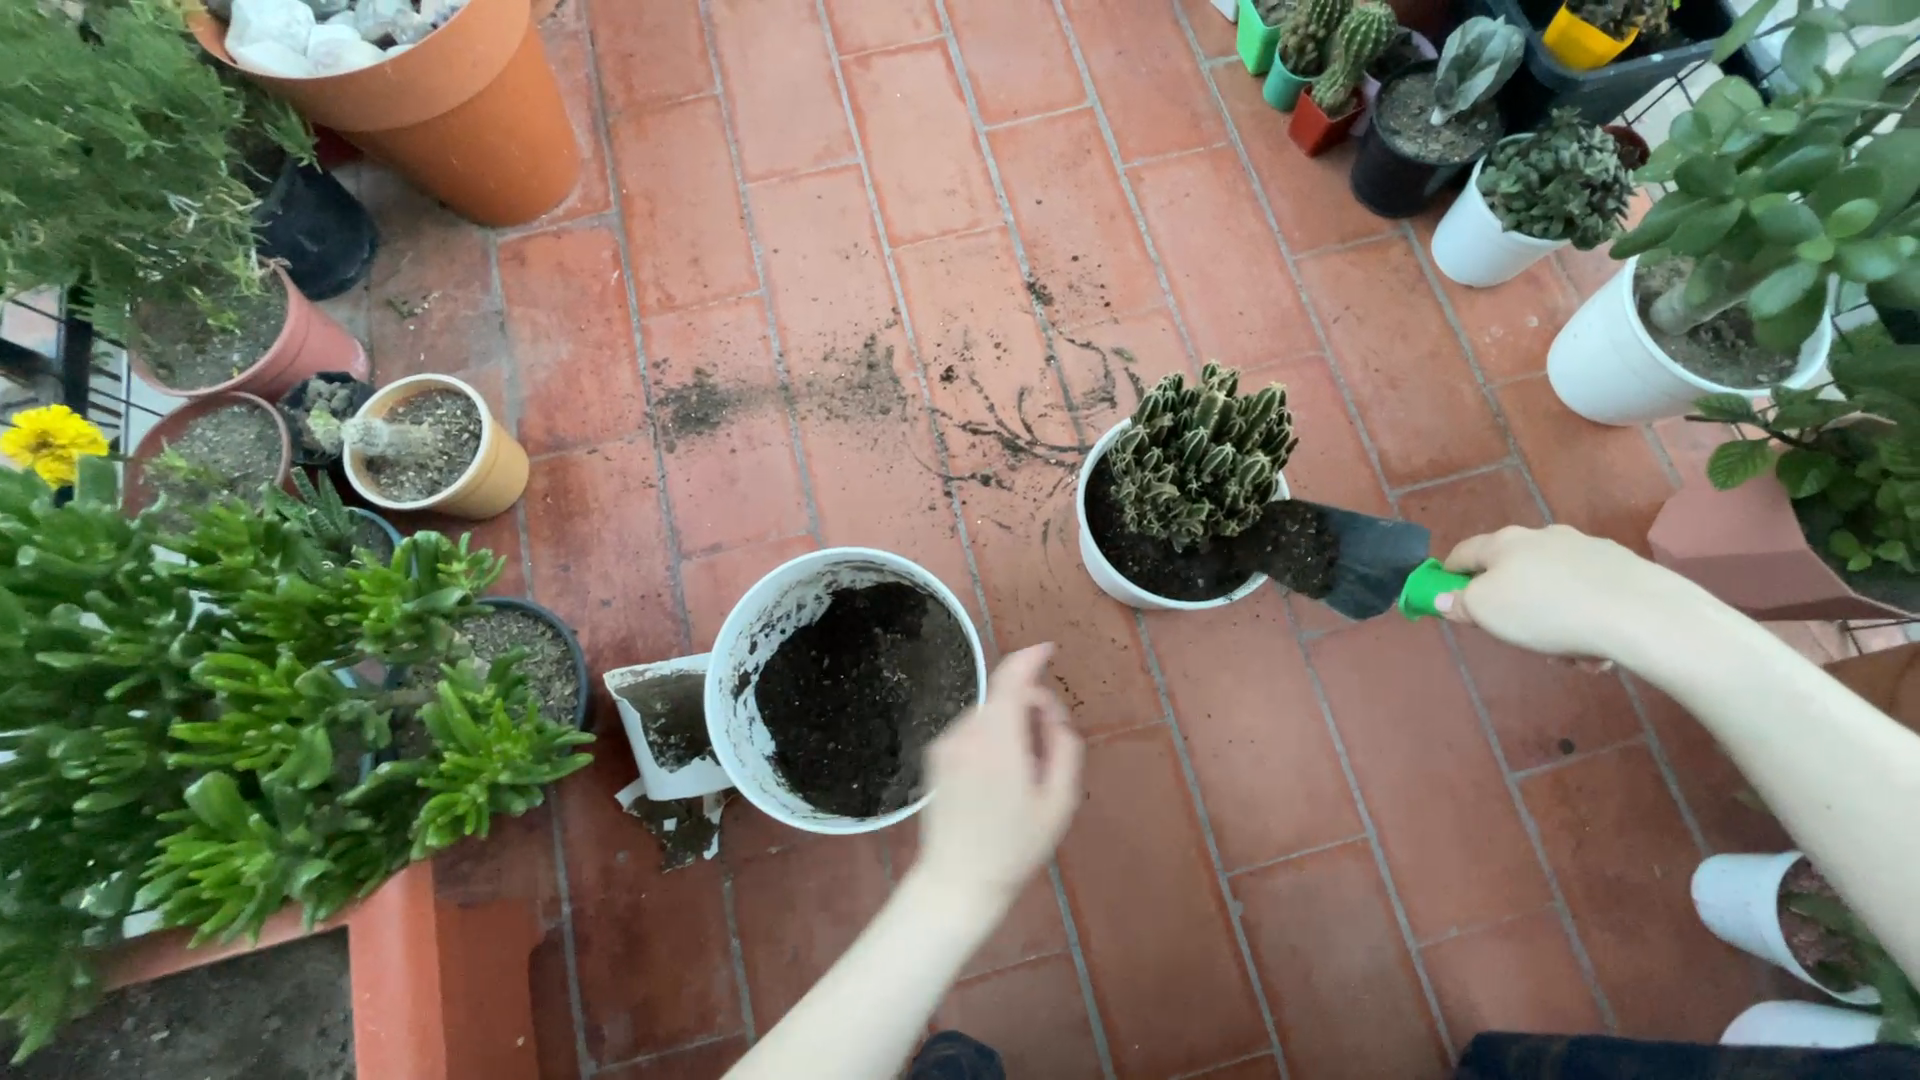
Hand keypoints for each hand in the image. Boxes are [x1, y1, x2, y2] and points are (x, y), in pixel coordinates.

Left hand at [913, 644, 1083, 910]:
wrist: (959, 880)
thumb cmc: (1016, 847)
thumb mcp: (1059, 801)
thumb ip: (1063, 744)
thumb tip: (1049, 712)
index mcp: (998, 743)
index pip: (1011, 681)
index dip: (1030, 658)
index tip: (1047, 651)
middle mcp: (966, 734)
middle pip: (1003, 699)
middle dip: (1030, 711)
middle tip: (1046, 755)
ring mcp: (945, 744)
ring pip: (988, 715)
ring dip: (1009, 728)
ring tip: (1019, 778)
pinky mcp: (934, 755)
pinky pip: (971, 731)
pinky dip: (989, 739)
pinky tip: (994, 780)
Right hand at [1437, 524, 1698, 661]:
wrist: (1644, 616)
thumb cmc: (1546, 611)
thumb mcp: (1484, 611)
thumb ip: (1458, 603)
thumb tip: (1445, 597)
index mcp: (1504, 542)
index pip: (1462, 553)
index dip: (1448, 576)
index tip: (1449, 601)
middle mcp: (1544, 537)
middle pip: (1511, 571)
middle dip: (1509, 604)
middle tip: (1514, 634)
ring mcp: (1587, 549)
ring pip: (1552, 585)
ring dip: (1549, 616)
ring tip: (1566, 651)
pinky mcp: (1625, 567)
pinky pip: (1588, 594)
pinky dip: (1584, 616)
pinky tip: (1596, 647)